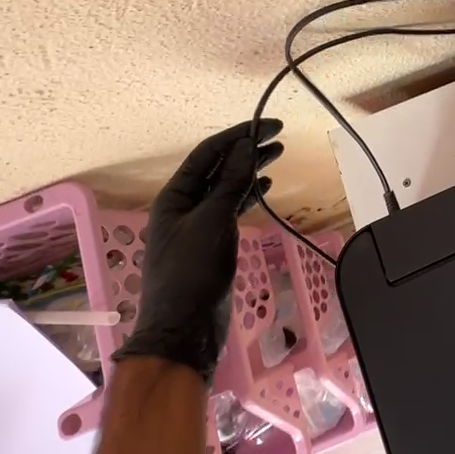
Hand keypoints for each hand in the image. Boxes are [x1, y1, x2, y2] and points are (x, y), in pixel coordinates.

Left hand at [115, 119, 281, 384]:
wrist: (183, 329)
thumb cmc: (192, 271)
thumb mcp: (213, 220)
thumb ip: (231, 182)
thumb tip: (246, 145)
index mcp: (175, 196)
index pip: (208, 154)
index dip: (238, 135)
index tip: (270, 125)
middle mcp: (185, 205)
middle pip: (219, 167)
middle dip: (247, 149)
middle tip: (279, 136)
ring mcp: (199, 224)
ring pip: (228, 186)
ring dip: (251, 169)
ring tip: (277, 154)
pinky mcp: (213, 241)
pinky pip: (232, 207)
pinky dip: (249, 194)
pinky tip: (266, 186)